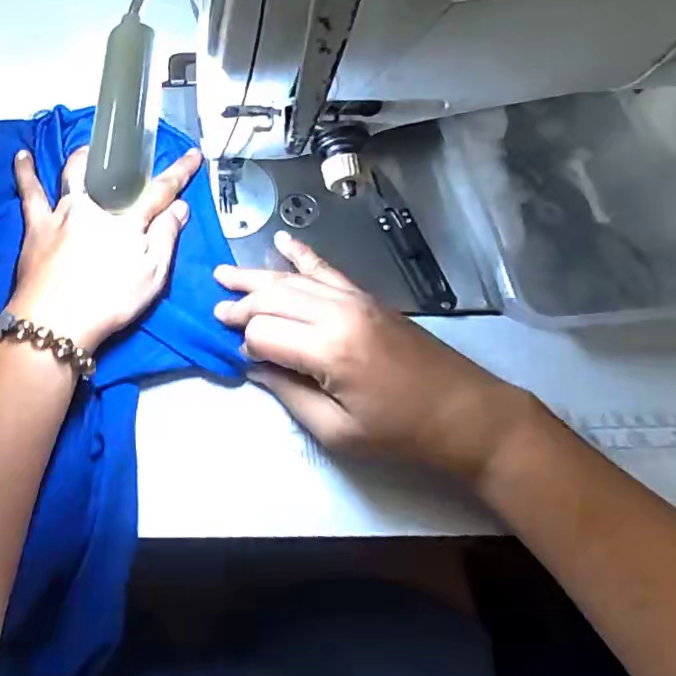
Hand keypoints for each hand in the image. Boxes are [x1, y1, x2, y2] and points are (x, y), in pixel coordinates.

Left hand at [8, 146, 202, 351]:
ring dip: (82, 158)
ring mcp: (63, 213)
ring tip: (86, 148)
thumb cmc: (109, 303)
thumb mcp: (152, 275)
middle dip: (128, 161)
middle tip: (133, 153)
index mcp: (128, 220)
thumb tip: (179, 206)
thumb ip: (166, 237)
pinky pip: (30, 193)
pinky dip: (25, 172)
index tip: (192, 154)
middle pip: (115, 176)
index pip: (161, 190)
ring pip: (73, 175)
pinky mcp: (36, 226)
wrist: (54, 324)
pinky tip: (21, 157)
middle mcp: (96, 207)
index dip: (179, 171)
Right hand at [214, 231, 543, 483]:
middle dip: (241, 302)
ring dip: (259, 276)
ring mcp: (355, 298)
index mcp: (328, 349)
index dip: (244, 343)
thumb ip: (289, 393)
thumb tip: (254, 365)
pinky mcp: (368, 296)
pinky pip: (327, 270)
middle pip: (275, 297)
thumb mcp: (337, 431)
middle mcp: (338, 312)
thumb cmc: (400, 433)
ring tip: (226, 274)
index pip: (264, 333)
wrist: (462, 410)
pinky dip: (302, 255)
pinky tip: (283, 242)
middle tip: (213, 307)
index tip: (233, 354)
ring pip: (295, 279)